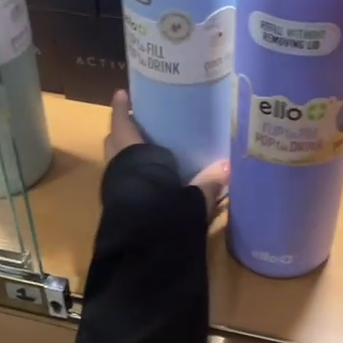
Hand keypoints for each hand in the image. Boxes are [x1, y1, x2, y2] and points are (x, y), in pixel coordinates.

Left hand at [106, 90, 228, 211]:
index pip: (121, 123)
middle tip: (140, 123)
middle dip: (123, 132)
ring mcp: (113, 190)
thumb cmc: (159, 211)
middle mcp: (117, 168)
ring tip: (147, 152)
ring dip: (127, 157)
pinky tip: (148, 182)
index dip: (120, 108)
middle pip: (114, 142)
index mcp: (130, 155)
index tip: (122, 93)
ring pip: (116, 164)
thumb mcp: (190, 196)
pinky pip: (122, 184)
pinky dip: (133, 177)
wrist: (136, 249)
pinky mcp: (115, 209)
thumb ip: (207, 182)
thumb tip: (228, 167)